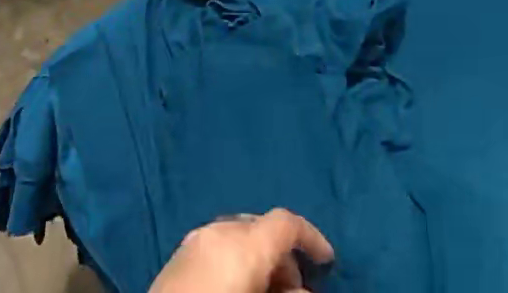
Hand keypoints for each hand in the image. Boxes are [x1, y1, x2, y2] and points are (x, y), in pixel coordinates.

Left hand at [149, 210, 333, 292]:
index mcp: (243, 243)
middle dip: (284, 256)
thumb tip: (301, 291)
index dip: (311, 237)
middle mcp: (218, 231)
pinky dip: (237, 261)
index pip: (284, 222)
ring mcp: (194, 239)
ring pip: (238, 236)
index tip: (328, 261)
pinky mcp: (179, 254)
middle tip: (296, 292)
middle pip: (261, 228)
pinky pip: (218, 246)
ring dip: (259, 259)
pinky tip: (239, 289)